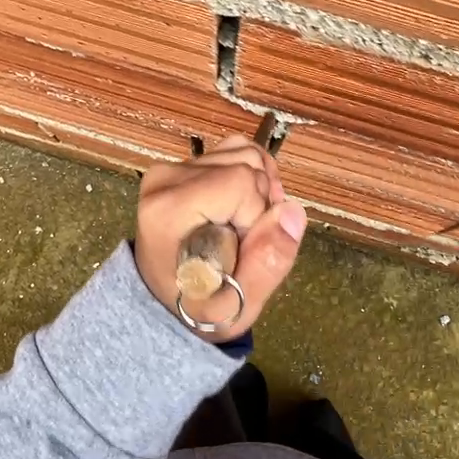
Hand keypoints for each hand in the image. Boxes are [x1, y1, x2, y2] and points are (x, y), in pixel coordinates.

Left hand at [135, 134, 307, 340]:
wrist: (168, 298)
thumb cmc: (199, 306)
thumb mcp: (235, 308)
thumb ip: (266, 265)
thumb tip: (292, 211)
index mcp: (168, 209)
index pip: (240, 182)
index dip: (255, 217)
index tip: (240, 250)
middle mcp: (166, 178)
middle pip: (246, 165)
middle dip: (260, 205)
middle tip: (242, 242)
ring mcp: (174, 166)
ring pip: (246, 154)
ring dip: (259, 190)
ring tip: (245, 225)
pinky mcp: (186, 162)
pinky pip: (238, 150)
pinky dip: (253, 174)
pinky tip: (246, 205)